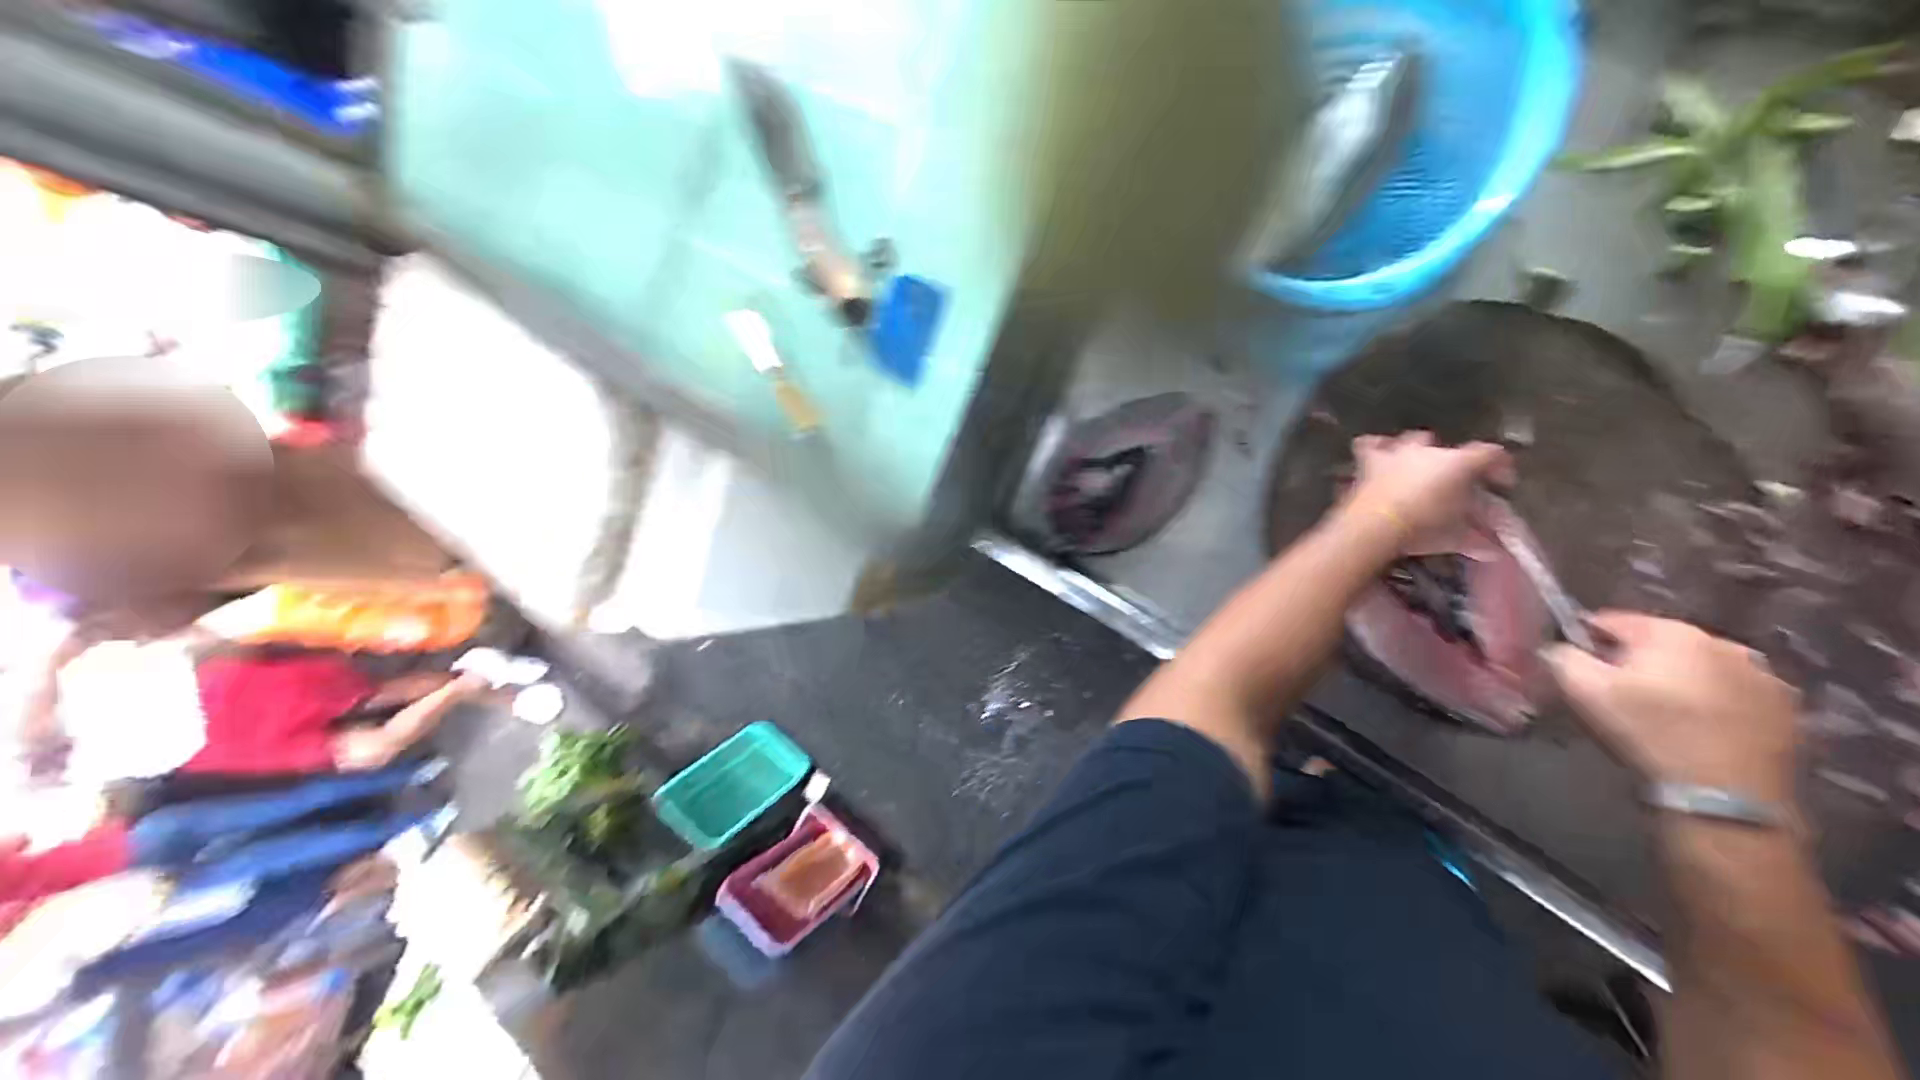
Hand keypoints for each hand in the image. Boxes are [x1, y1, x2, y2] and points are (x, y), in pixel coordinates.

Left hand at [1342, 431, 1510, 553]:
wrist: (1375, 525)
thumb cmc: (1423, 529)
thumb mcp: (1456, 536)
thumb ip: (1477, 540)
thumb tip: (1493, 551)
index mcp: (1460, 463)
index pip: (1491, 454)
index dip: (1501, 466)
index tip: (1502, 482)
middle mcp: (1429, 452)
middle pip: (1450, 450)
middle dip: (1457, 463)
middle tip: (1455, 483)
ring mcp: (1397, 454)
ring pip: (1413, 440)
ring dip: (1419, 452)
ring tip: (1418, 467)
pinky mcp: (1369, 463)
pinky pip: (1370, 444)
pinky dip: (1375, 447)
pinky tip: (1376, 450)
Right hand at [1545, 612, 1799, 803]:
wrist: (1726, 791)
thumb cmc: (1649, 730)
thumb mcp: (1585, 691)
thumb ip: (1563, 657)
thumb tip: (1558, 647)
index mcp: (1672, 632)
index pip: (1613, 620)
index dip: (1589, 640)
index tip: (1580, 665)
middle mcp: (1723, 642)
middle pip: (1659, 642)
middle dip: (1636, 659)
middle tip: (1619, 690)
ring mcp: (1763, 674)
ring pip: (1698, 666)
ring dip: (1678, 678)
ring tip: (1662, 709)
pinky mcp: (1786, 707)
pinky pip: (1733, 691)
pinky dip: (1713, 700)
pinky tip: (1699, 724)